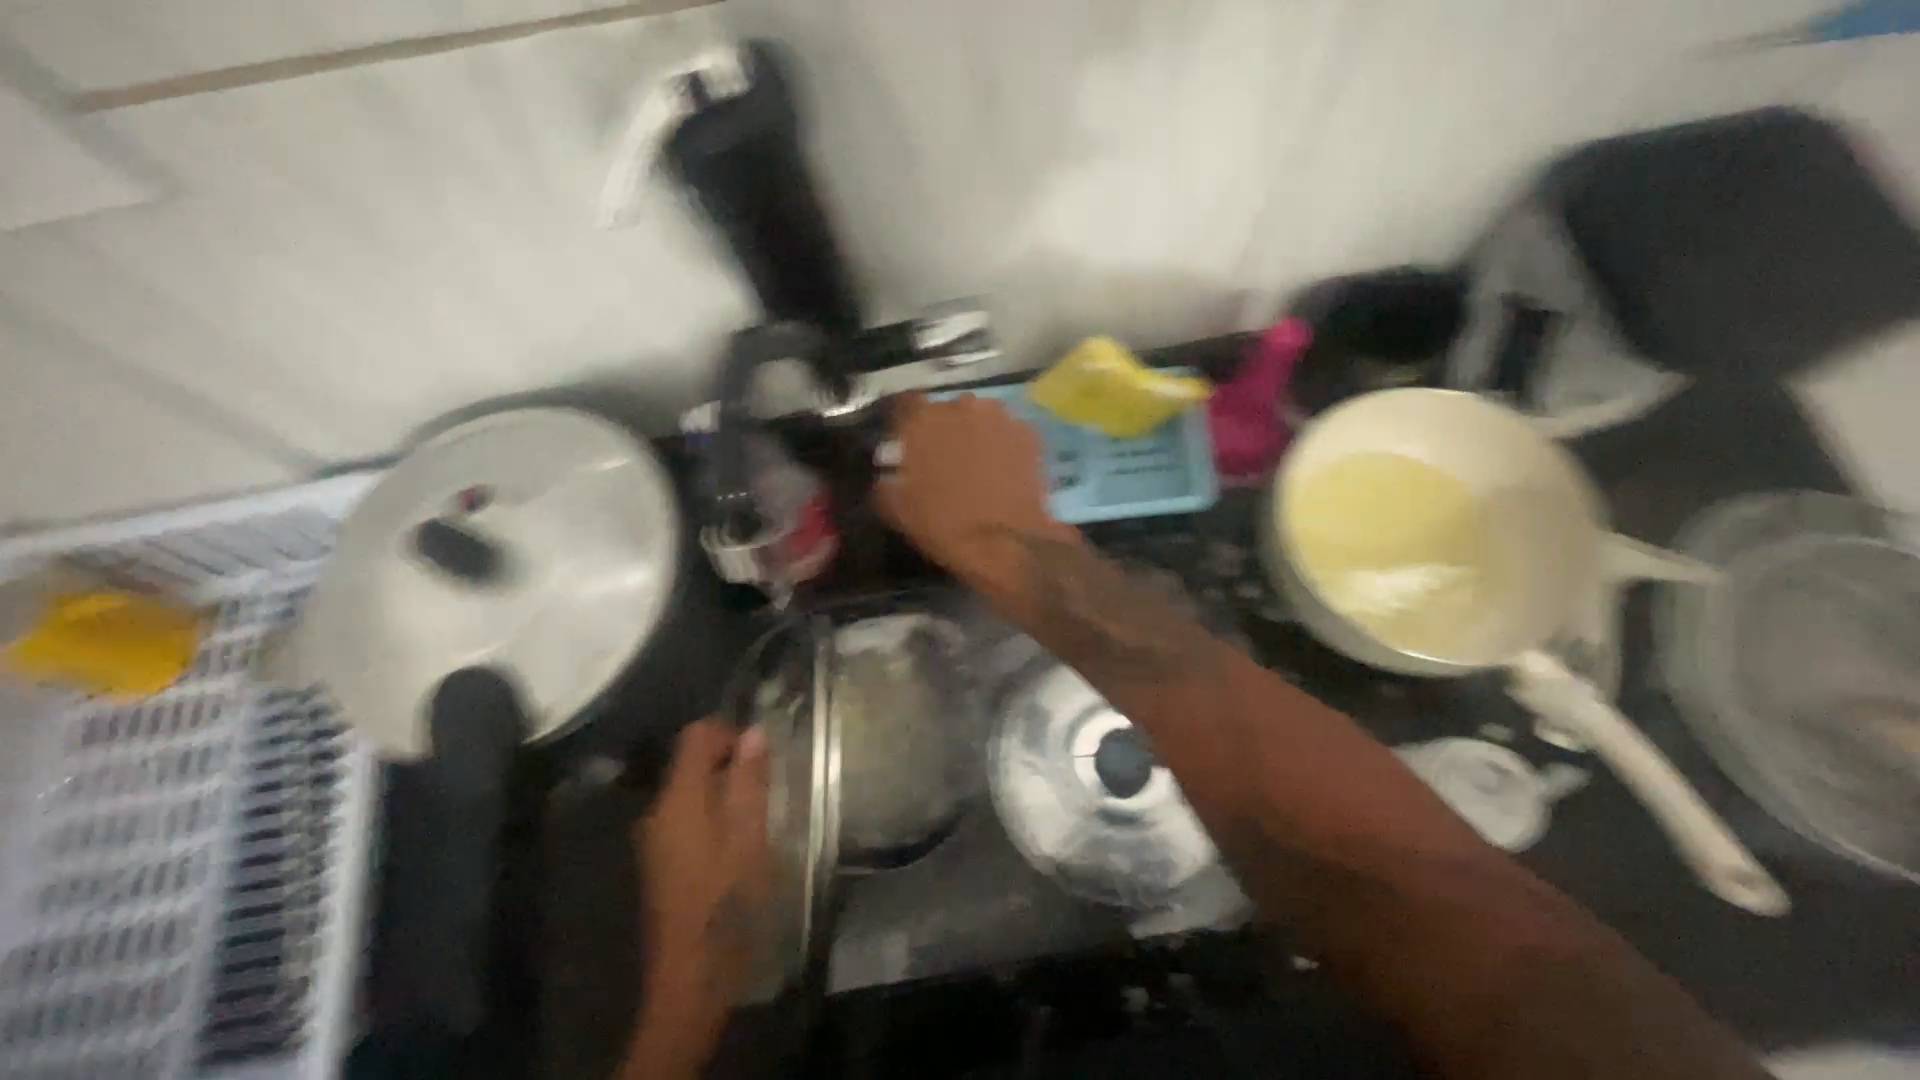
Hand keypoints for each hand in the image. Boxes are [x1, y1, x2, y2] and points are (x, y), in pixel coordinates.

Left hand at [633, 719, 769, 1016]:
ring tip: (762, 819)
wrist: (692, 980)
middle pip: (691, 764)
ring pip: (691, 794)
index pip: (695, 736)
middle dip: (731, 765)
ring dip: (725, 794)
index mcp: (677, 799)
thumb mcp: (751, 838)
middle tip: (771, 790)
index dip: (730, 733)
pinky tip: (740, 847)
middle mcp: (657, 812)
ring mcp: (654, 841)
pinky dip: (713, 819)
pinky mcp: (660, 865)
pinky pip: (687, 820)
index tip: (765, 756)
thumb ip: (750, 782)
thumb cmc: (728, 904)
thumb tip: (753, 733)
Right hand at [876, 392, 1081, 596]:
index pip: (905, 402)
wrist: (1007, 543)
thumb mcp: (898, 510)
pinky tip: (1003, 468)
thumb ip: (885, 483)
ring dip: (974, 432)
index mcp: (922, 420)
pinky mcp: (1029, 433)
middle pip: (946, 409)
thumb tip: (886, 476)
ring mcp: (1000, 417)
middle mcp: (961, 406)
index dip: (904, 419)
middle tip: (942, 455)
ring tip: (976, 462)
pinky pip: (1007, 432)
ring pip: (980, 417)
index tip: (902, 437)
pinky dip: (1003, 444)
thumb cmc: (945, 526)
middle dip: (943, 427)